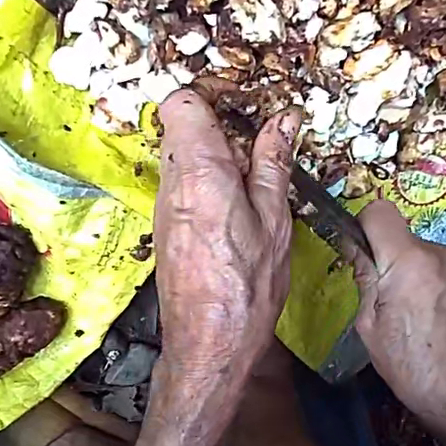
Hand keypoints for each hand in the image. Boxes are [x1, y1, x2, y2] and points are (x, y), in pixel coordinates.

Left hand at [152, 91, 297, 387]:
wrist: (209, 345)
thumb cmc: (245, 292)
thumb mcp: (274, 224)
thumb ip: (273, 165)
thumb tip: (282, 121)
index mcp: (200, 173)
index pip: (180, 103)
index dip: (211, 100)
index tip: (242, 112)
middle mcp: (172, 185)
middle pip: (182, 130)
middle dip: (220, 133)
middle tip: (258, 155)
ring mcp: (163, 208)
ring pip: (182, 160)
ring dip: (216, 163)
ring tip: (252, 192)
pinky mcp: (164, 229)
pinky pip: (182, 190)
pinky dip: (207, 189)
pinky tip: (235, 217)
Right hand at [352, 201, 445, 445]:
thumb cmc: (417, 373)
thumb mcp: (370, 330)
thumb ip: (365, 282)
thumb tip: (358, 252)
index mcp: (410, 264)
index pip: (379, 212)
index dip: (367, 228)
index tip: (366, 249)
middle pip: (411, 243)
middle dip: (399, 265)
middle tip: (397, 305)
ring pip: (438, 260)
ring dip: (429, 278)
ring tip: (429, 320)